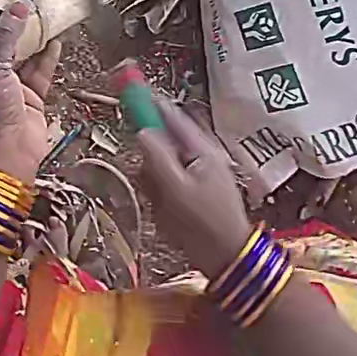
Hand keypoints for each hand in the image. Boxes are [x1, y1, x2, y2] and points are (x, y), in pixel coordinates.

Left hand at [0, 0, 61, 179]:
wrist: (6, 157)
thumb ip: (4, 38)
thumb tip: (16, 10)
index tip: (3, 0)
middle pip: (4, 45)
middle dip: (16, 27)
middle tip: (28, 5)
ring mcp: (10, 88)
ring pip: (25, 56)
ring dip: (35, 40)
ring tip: (45, 18)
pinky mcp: (30, 98)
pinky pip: (41, 72)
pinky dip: (48, 57)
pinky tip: (54, 42)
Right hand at [136, 98, 253, 276]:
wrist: (228, 260)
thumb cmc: (205, 224)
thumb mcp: (176, 189)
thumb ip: (157, 157)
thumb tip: (142, 131)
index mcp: (201, 149)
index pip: (172, 116)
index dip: (150, 104)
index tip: (129, 95)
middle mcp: (199, 157)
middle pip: (162, 144)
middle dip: (151, 163)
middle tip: (154, 185)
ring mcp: (195, 175)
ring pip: (160, 167)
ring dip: (155, 185)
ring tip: (166, 207)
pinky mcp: (191, 193)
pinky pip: (165, 186)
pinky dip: (161, 198)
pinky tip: (169, 217)